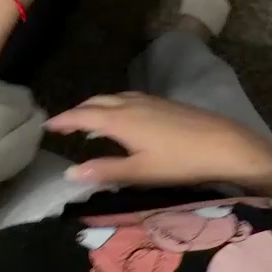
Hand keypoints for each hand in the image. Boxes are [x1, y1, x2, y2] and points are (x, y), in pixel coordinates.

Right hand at [43, 93, 271, 188]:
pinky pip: (127, 99)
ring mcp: (148, 100)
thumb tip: (71, 171)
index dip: (64, 121)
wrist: (224, 145)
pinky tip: (122, 118)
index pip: (82, 116)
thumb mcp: (139, 172)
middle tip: (64, 124)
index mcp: (120, 119)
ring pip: (113, 98)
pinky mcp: (163, 103)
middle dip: (77, 111)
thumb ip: (104, 170)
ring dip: (96, 106)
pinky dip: (113, 106)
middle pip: (96, 102)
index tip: (47, 125)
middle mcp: (130, 104)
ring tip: (88, 120)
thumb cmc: (180, 162)